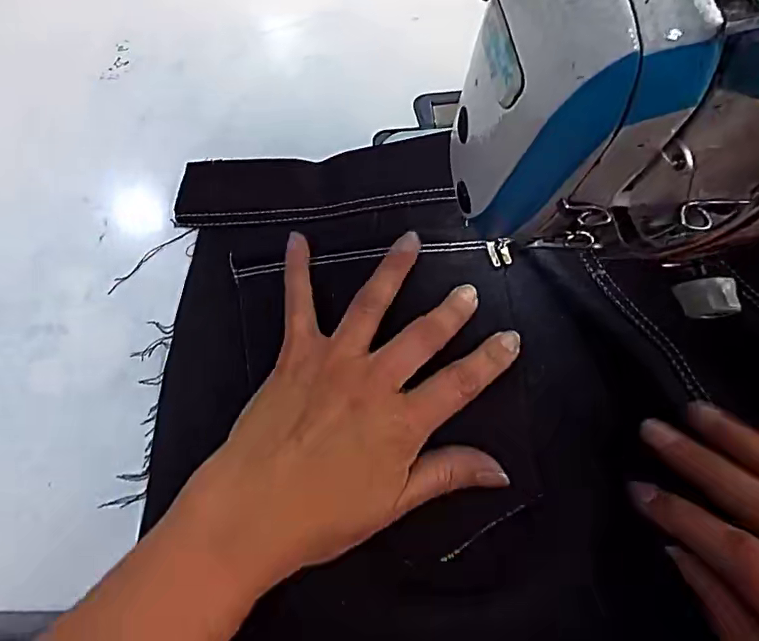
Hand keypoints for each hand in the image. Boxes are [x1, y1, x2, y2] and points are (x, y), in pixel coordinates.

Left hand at [178, 230, 521, 583]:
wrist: (248, 515)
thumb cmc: (320, 517)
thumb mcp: (393, 505)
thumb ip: (447, 475)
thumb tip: (497, 471)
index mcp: (401, 421)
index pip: (460, 383)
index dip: (491, 360)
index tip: (510, 339)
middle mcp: (373, 381)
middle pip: (423, 336)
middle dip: (451, 311)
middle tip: (469, 291)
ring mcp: (334, 360)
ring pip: (372, 304)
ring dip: (395, 269)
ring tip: (411, 241)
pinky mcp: (297, 353)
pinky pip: (299, 304)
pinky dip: (298, 271)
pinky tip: (299, 242)